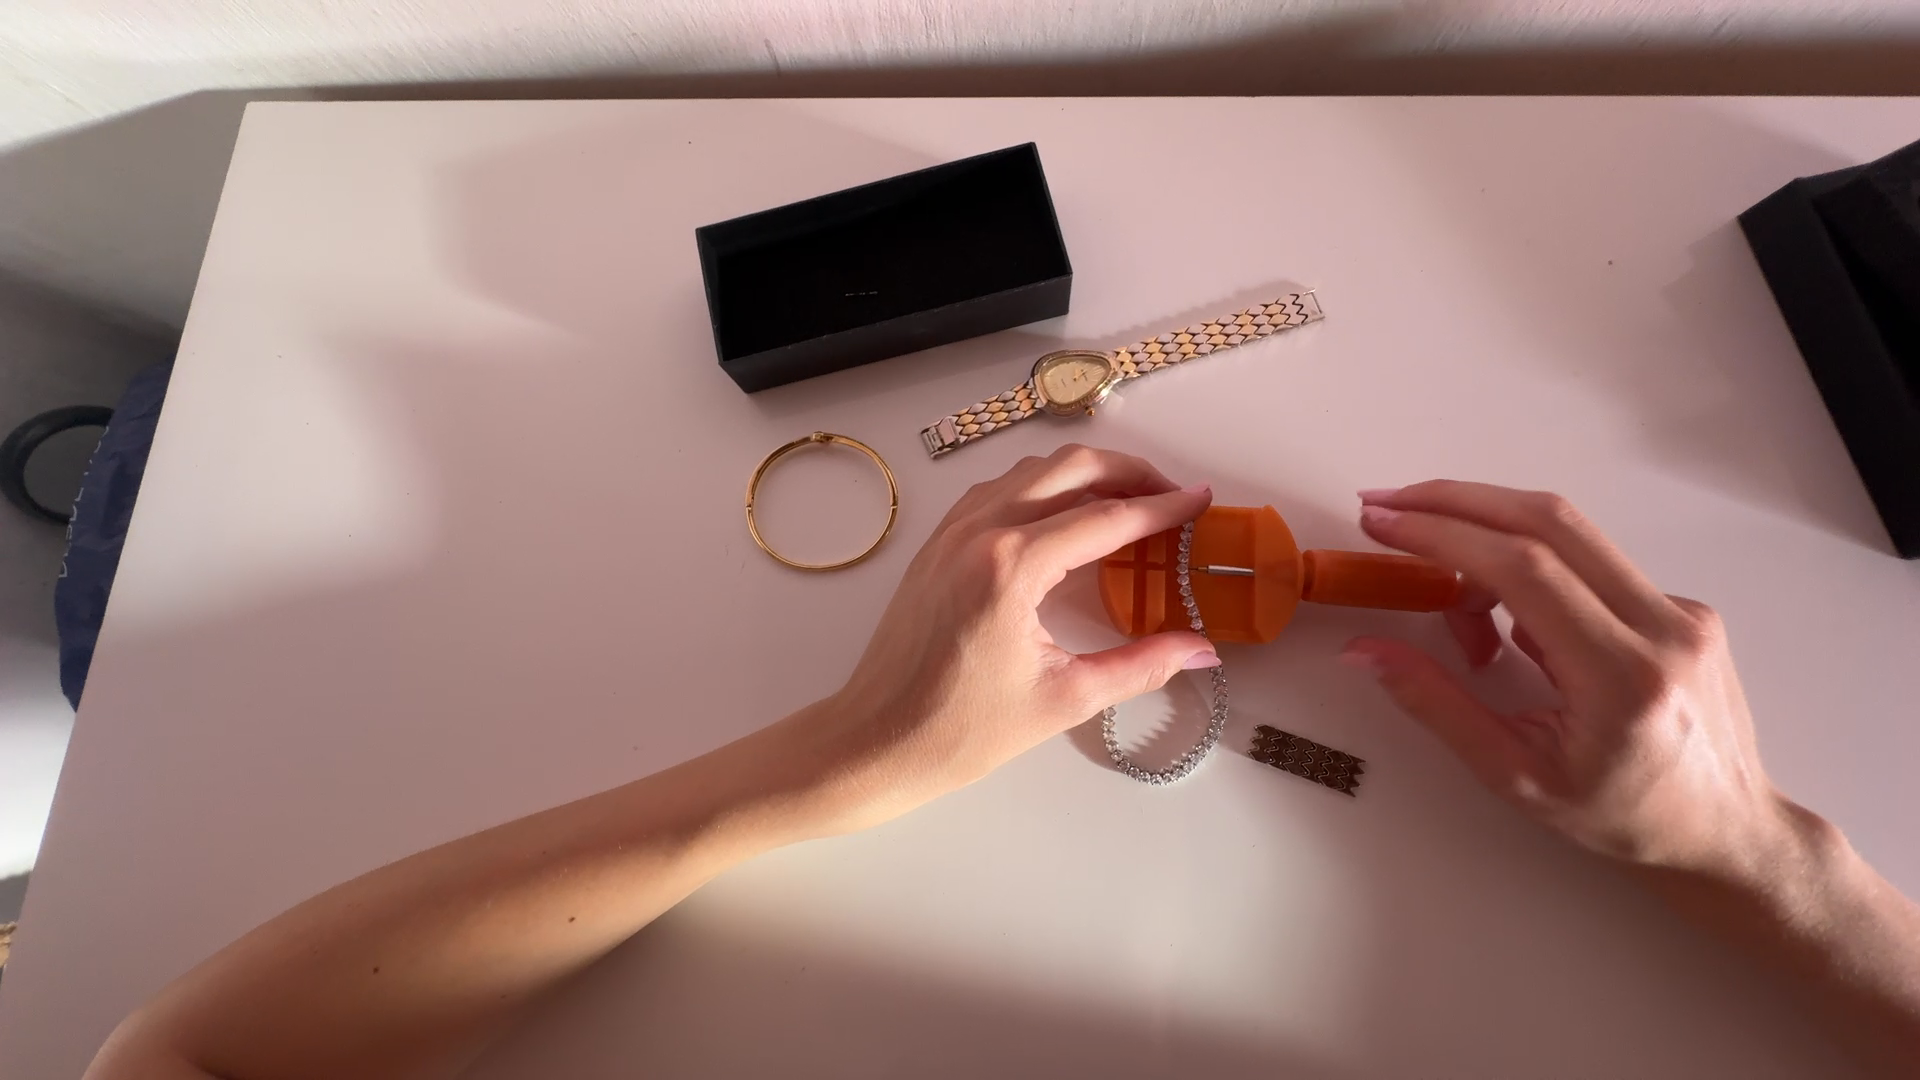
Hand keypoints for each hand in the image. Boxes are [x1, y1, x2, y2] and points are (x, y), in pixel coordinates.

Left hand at [793, 445, 1216, 833]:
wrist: (876, 739)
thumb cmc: (962, 729)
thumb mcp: (1064, 698)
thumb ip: (1141, 664)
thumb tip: (1202, 649)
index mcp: (1012, 565)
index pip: (1105, 517)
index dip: (1162, 507)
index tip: (1201, 500)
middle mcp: (980, 530)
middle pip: (1068, 469)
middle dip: (1127, 472)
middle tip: (1168, 494)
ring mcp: (951, 531)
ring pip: (1029, 471)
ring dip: (1082, 473)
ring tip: (1124, 499)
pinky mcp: (936, 542)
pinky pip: (996, 490)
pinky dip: (1039, 487)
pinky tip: (1060, 515)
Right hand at [1343, 481, 1793, 879]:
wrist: (1730, 831)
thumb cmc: (1615, 814)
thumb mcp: (1508, 773)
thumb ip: (1432, 702)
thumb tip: (1361, 650)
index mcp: (1622, 675)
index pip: (1526, 568)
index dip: (1443, 533)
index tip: (1379, 521)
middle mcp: (1665, 625)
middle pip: (1548, 522)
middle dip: (1453, 501)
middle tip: (1385, 505)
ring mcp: (1679, 608)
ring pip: (1563, 532)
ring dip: (1480, 537)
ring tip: (1443, 600)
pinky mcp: (1676, 604)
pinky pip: (1579, 562)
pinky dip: (1516, 570)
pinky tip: (1499, 622)